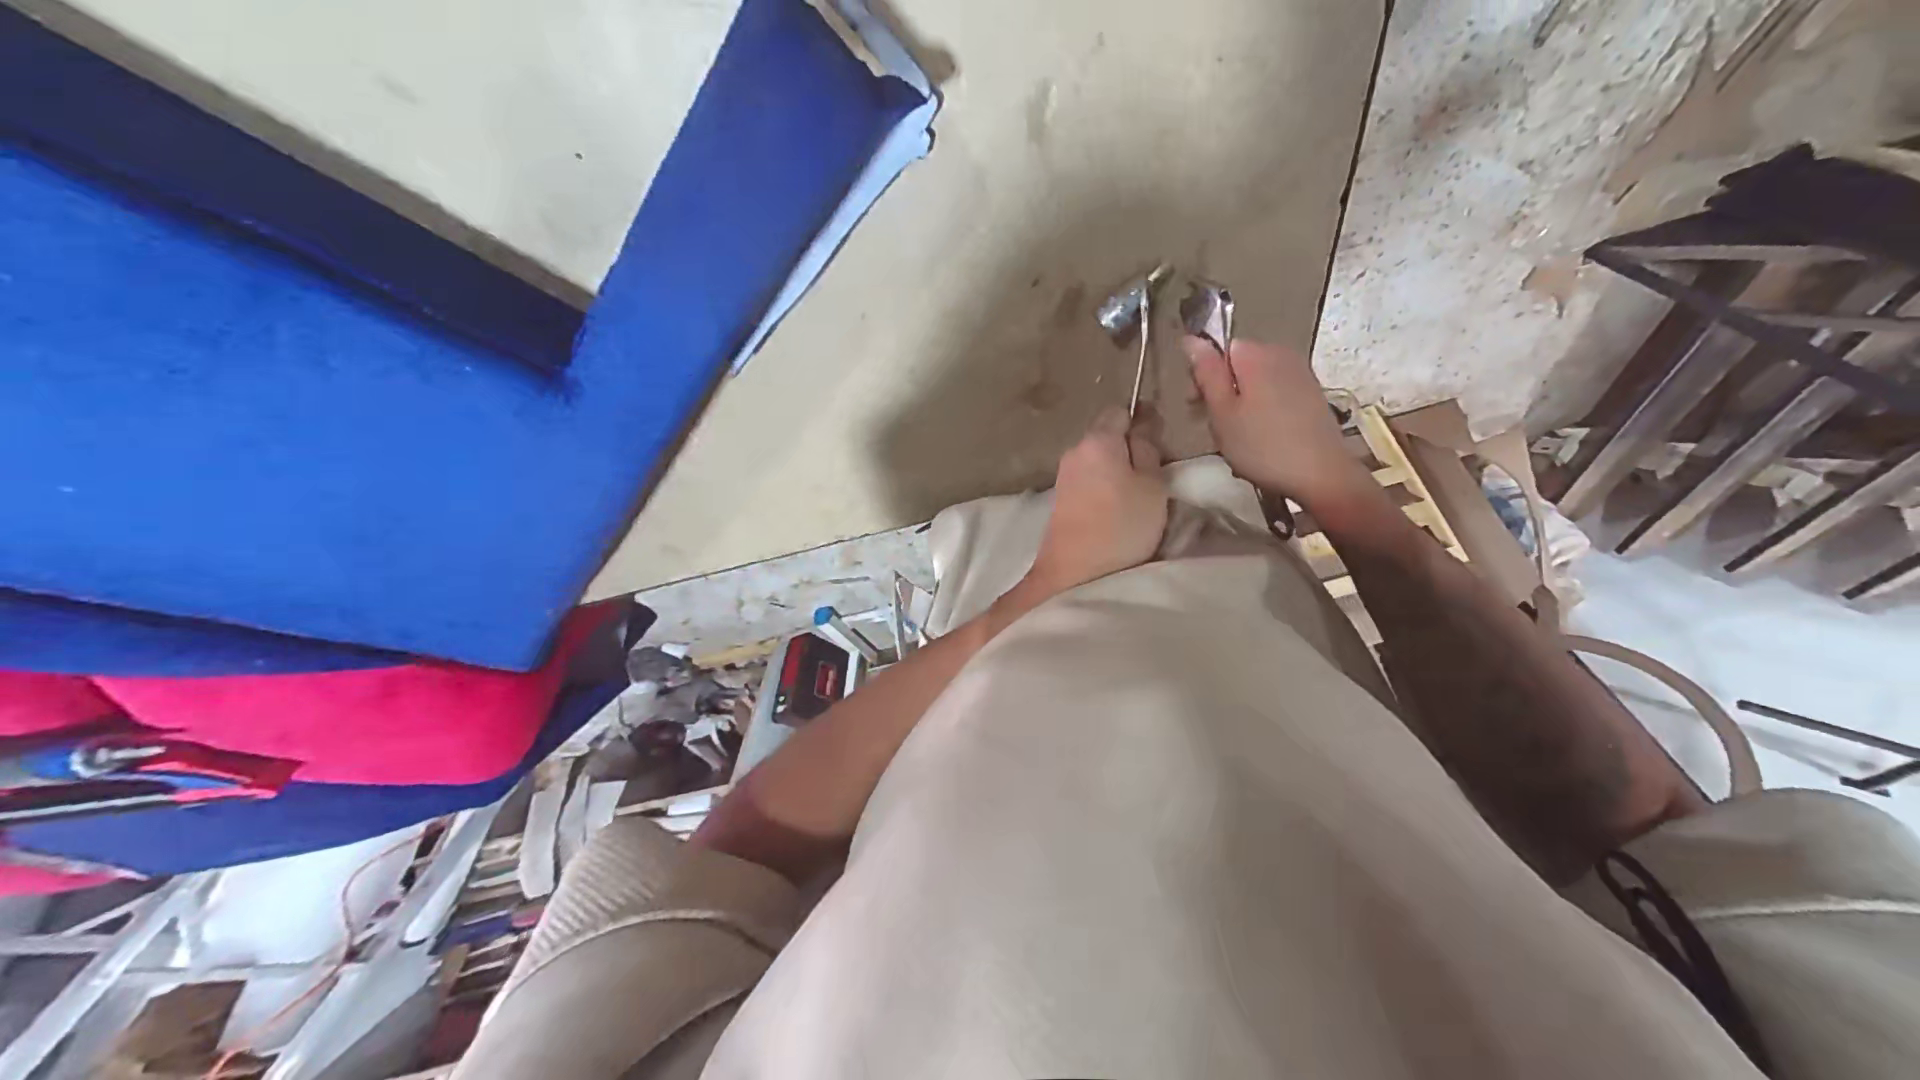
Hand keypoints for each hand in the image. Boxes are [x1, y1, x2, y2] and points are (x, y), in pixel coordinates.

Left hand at [1021, 406, 1169, 599]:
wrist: (1074, 573)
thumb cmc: (1122, 525)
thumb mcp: (1153, 485)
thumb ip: (1148, 451)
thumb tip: (1138, 433)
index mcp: (1096, 440)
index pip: (1119, 411)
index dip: (1140, 422)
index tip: (1157, 445)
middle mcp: (1074, 451)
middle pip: (1106, 437)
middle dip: (1128, 449)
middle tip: (1151, 476)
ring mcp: (1063, 476)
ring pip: (1097, 461)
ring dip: (1115, 472)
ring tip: (1133, 499)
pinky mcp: (1059, 500)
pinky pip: (1088, 481)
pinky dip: (1102, 489)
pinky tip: (1113, 511)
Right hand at [1184, 336, 1375, 513]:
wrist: (1321, 475)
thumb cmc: (1261, 446)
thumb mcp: (1222, 412)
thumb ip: (1207, 373)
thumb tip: (1191, 339)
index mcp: (1256, 354)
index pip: (1219, 349)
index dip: (1204, 375)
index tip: (1197, 405)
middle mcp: (1282, 354)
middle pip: (1239, 365)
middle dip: (1223, 391)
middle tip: (1215, 427)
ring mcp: (1301, 374)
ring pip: (1256, 382)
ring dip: (1242, 405)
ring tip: (1237, 438)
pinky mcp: (1312, 395)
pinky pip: (1275, 394)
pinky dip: (1263, 412)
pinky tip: (1261, 440)